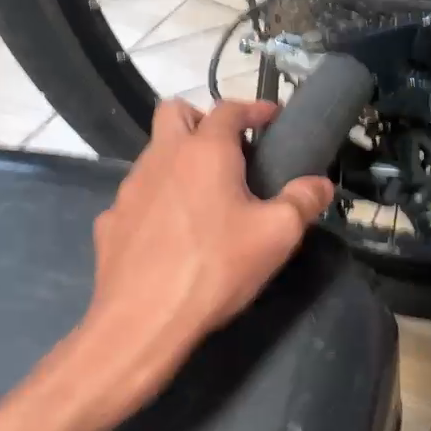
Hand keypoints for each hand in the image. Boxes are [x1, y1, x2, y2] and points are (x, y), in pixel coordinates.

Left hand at [80, 99, 333, 398]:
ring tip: (206, 195)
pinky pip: (137, 197)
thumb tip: (320, 184)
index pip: (228, 109)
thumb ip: (303, 201)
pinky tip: (173, 232)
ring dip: (180, 159)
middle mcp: (163, 158)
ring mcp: (129, 190)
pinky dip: (157, 200)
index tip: (272, 118)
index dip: (253, 108)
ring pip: (154, 154)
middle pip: (174, 112)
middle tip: (229, 149)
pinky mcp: (110, 223)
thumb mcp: (278, 235)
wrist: (141, 323)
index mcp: (205, 152)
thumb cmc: (216, 267)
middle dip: (202, 119)